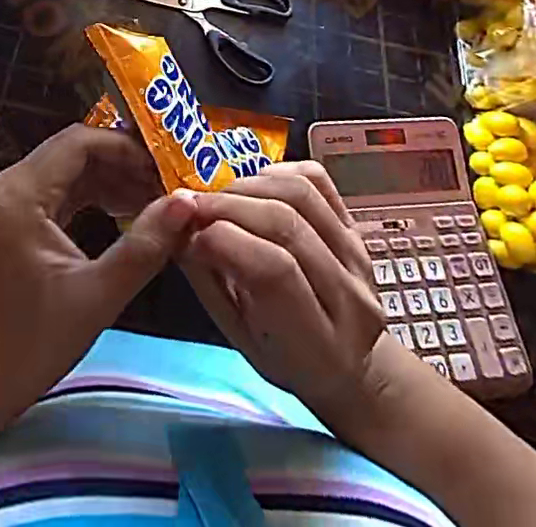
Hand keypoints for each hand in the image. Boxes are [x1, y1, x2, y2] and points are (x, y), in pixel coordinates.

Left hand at [0, 124, 196, 418]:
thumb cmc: (33, 340)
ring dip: (112, 178)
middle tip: (171, 182)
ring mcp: (10, 200)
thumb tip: (187, 203)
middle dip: (124, 162)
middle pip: (74, 150)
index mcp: (20, 193)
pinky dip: (95, 195)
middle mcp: (10, 184)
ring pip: (70, 169)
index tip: (169, 165)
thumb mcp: (98, 294)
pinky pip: (61, 190)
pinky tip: (129, 210)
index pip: (79, 142)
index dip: (127, 147)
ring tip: (159, 198)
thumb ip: (145, 245)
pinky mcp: (16, 217)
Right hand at [180, 161, 387, 412]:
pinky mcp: (356, 226)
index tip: (188, 234)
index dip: (222, 239)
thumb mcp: (234, 334)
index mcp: (316, 341)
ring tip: (219, 198)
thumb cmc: (280, 355)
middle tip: (191, 206)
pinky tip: (253, 187)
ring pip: (300, 193)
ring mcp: (358, 255)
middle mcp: (348, 295)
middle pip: (285, 223)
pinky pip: (317, 179)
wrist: (347, 362)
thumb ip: (206, 279)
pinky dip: (278, 172)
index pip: (272, 271)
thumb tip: (178, 226)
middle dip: (226, 205)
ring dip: (247, 185)